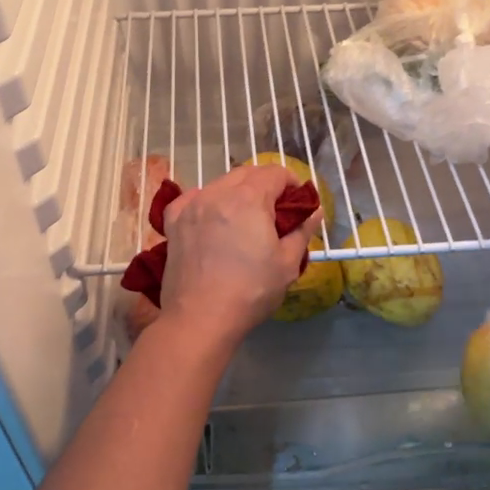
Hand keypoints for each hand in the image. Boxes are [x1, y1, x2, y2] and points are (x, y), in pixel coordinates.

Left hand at [156, 165, 321, 345]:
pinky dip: (207, 201)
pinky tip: (212, 219)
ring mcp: (192, 205)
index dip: (292, 184)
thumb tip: (315, 211)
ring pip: (220, 184)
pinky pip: (193, 198)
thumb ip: (302, 230)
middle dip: (265, 185)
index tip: (297, 204)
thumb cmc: (250, 291)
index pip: (276, 172)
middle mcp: (218, 192)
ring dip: (237, 192)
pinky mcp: (173, 221)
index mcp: (249, 198)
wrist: (200, 317)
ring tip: (244, 219)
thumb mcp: (287, 263)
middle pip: (247, 173)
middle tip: (274, 213)